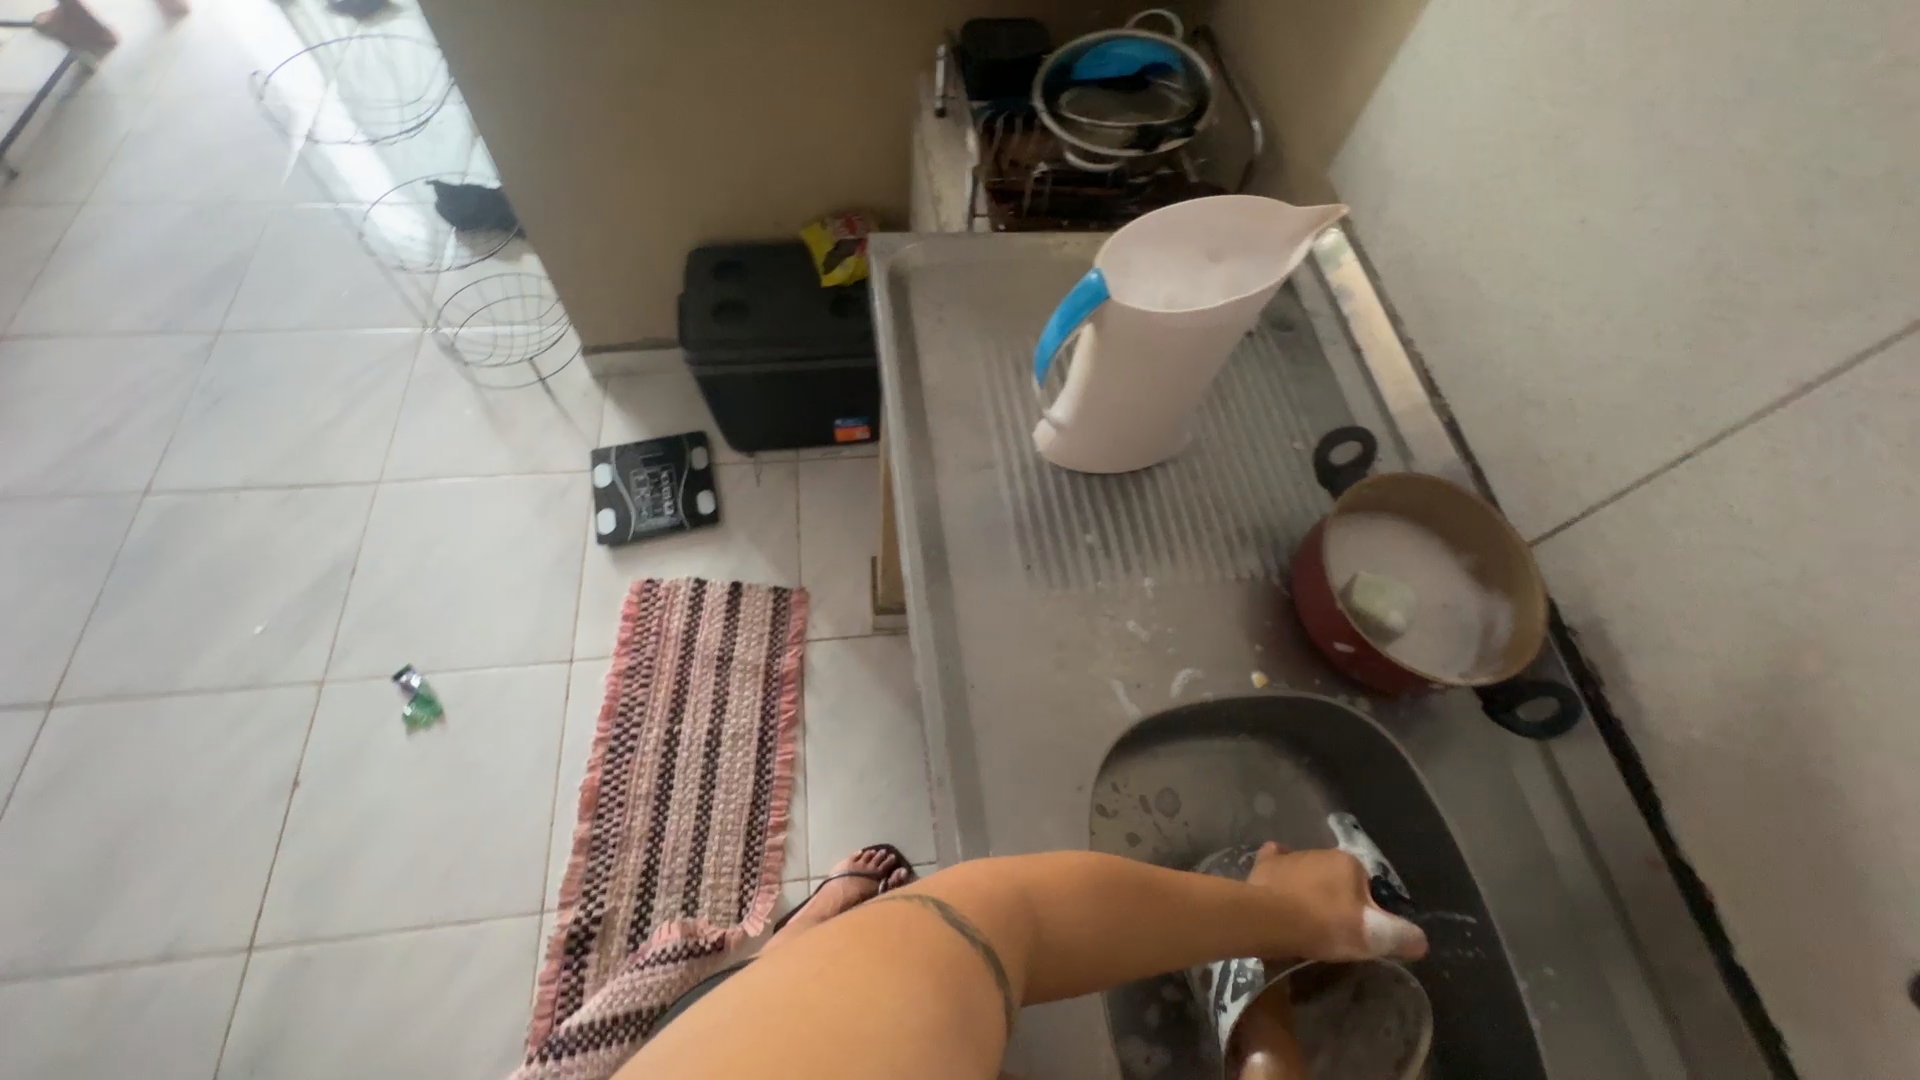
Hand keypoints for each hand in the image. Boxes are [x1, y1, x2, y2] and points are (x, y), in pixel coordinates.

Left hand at [1243, 842, 1427, 961]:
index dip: (1368, 911)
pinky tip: (1281, 892)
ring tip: (1307, 920)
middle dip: (1338, 900)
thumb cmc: (1325, 924)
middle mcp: (1319, 851)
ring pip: (1308, 873)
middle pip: (1337, 879)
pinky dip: (1282, 877)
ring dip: (1310, 891)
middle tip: (1334, 930)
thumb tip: (1419, 939)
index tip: (1361, 932)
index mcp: (1348, 862)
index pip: (1367, 886)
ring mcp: (1289, 856)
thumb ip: (1404, 936)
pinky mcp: (1265, 864)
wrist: (1270, 919)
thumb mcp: (1376, 936)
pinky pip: (1278, 866)